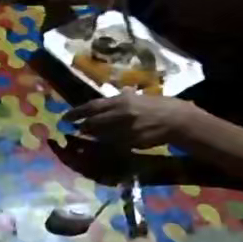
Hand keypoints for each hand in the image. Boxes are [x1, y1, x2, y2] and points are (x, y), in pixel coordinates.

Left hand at [64, 92, 194, 150]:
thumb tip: (113, 96)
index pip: (92, 106)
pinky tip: (100, 145)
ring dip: (91, 138)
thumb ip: (123, 98)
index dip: (76, 112)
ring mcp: (125, 129)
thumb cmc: (159, 105)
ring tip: (84, 137)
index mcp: (121, 100)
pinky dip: (104, 145)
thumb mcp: (139, 97)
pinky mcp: (130, 142)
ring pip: (100, 136)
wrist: (177, 120)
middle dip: (82, 127)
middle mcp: (120, 114)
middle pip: (93, 123)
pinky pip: (112, 145)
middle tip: (73, 129)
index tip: (65, 117)